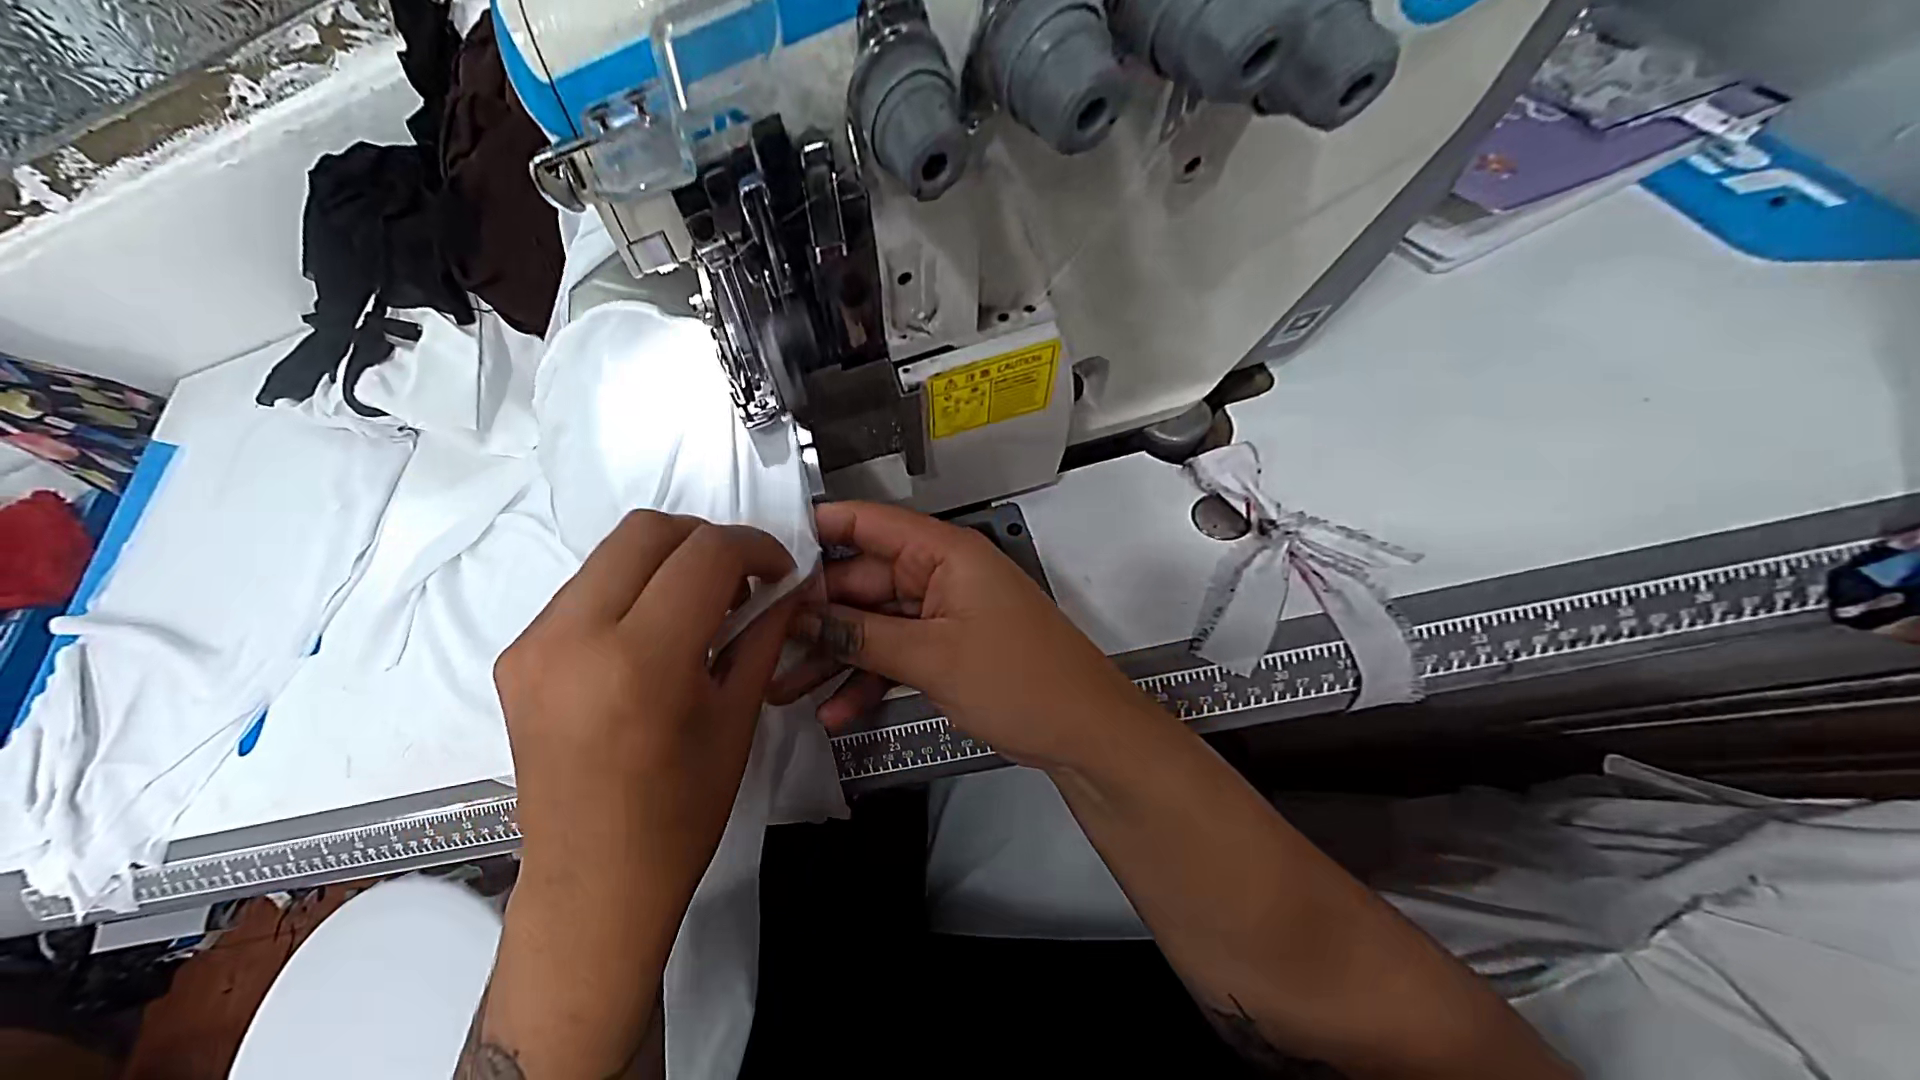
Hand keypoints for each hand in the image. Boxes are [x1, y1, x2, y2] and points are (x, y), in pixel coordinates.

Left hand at [495, 510, 797, 902]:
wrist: (595, 882)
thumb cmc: (683, 810)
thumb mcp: (739, 714)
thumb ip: (764, 632)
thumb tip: (788, 583)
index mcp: (640, 661)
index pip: (706, 553)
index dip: (756, 547)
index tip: (780, 571)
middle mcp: (573, 637)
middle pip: (648, 530)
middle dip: (709, 539)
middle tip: (742, 579)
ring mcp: (533, 643)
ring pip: (613, 552)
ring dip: (669, 559)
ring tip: (702, 604)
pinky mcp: (515, 655)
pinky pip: (586, 588)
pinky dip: (633, 586)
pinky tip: (657, 630)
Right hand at [770, 501, 1151, 770]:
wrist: (1084, 732)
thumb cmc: (1029, 681)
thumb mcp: (933, 657)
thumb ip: (863, 636)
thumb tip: (808, 618)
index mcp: (946, 554)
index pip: (870, 523)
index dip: (818, 531)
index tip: (771, 550)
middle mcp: (943, 576)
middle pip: (863, 582)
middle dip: (816, 615)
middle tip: (769, 639)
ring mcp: (944, 615)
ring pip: (873, 624)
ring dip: (835, 655)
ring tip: (788, 685)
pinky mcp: (948, 649)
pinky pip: (894, 654)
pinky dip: (867, 677)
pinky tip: (836, 707)